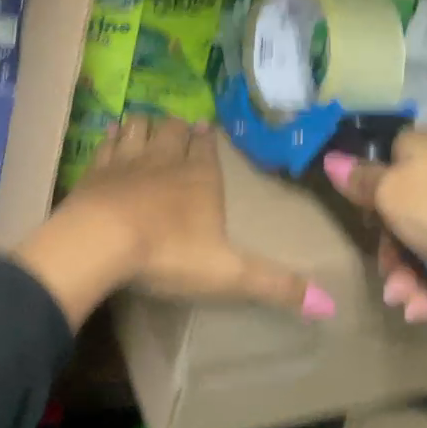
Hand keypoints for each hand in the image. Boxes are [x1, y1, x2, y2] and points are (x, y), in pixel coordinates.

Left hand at [14, 118, 335, 327]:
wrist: (102, 240)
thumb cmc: (169, 253)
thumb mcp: (228, 274)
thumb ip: (275, 285)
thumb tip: (329, 304)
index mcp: (200, 178)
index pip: (207, 149)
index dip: (207, 140)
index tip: (206, 129)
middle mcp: (167, 159)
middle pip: (174, 131)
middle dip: (178, 128)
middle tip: (179, 127)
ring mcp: (128, 159)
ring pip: (140, 127)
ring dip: (145, 124)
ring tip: (147, 123)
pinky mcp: (96, 168)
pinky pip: (107, 141)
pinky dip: (112, 135)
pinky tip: (112, 133)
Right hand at [323, 131, 426, 320]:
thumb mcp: (391, 194)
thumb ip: (361, 181)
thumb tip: (333, 159)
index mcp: (419, 146)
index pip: (384, 160)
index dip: (369, 195)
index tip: (366, 226)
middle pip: (404, 207)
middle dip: (391, 250)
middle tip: (389, 279)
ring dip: (411, 275)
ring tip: (408, 305)